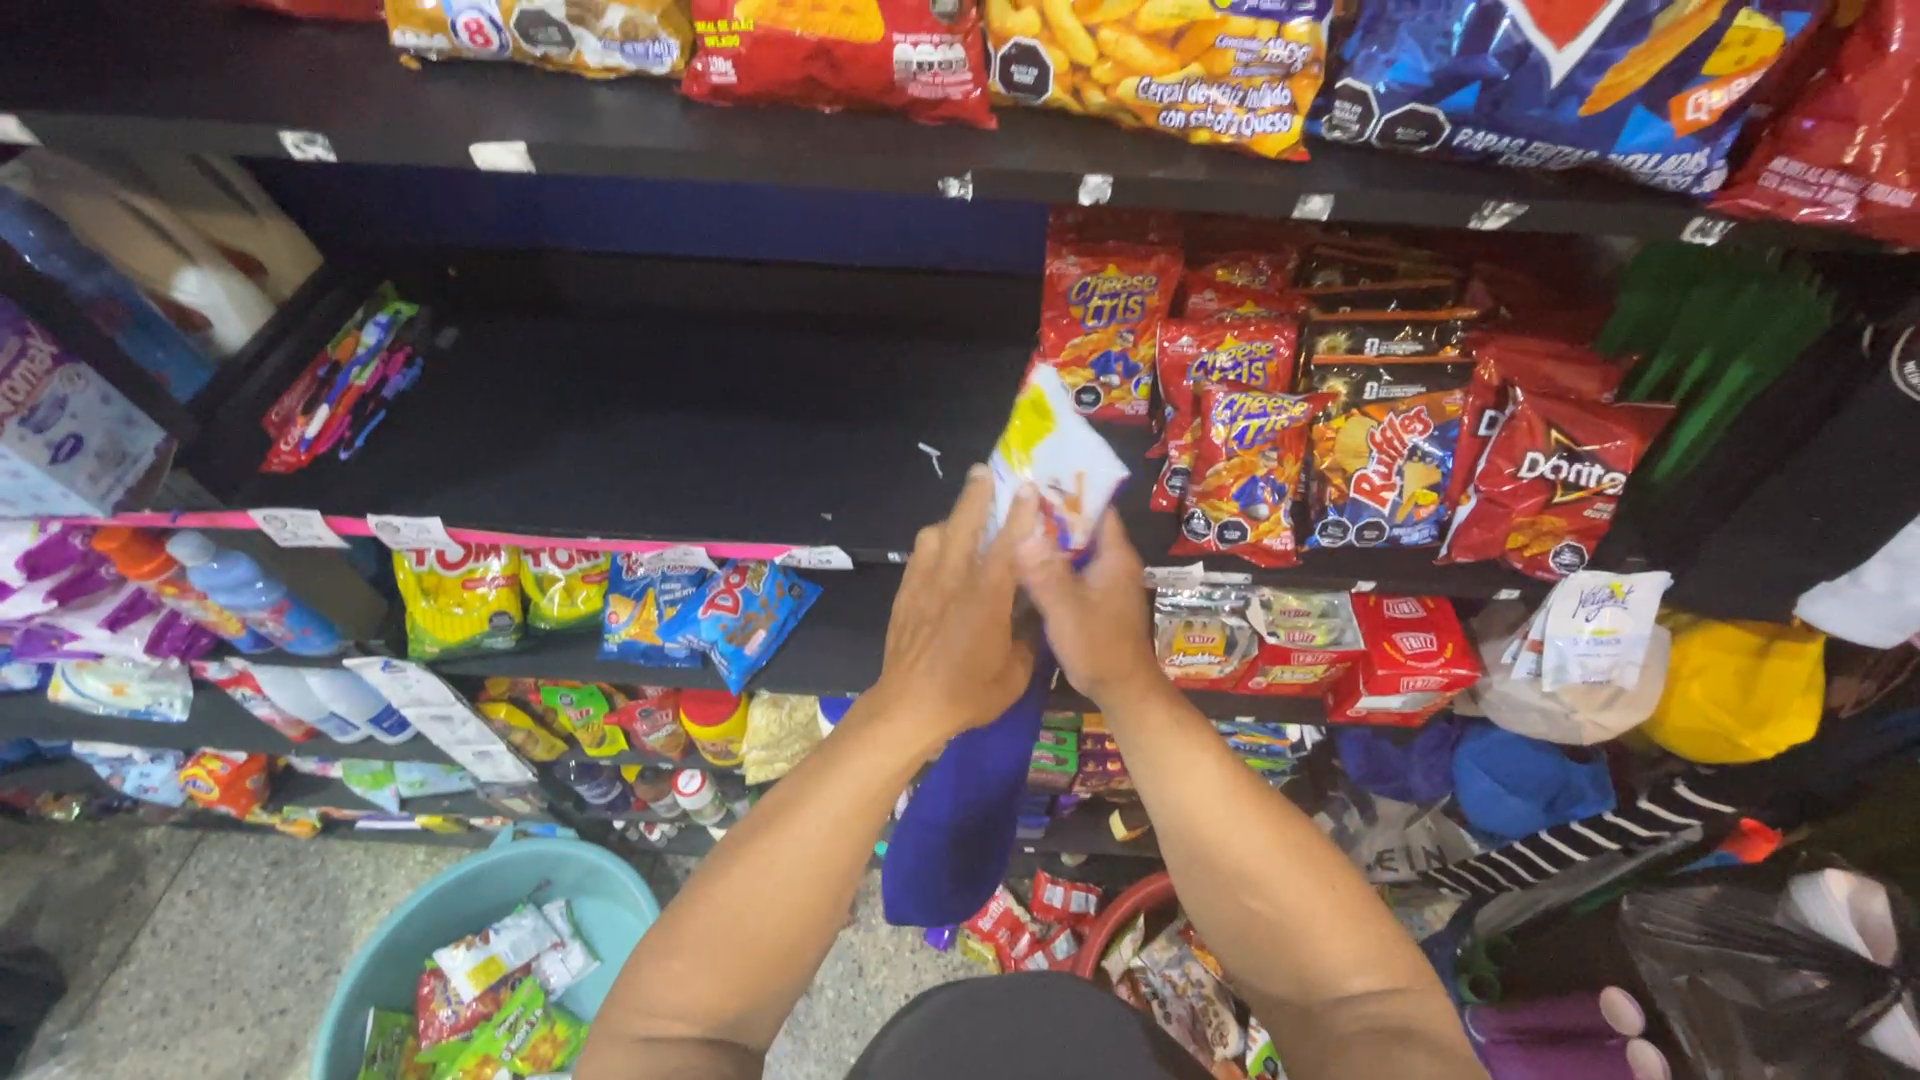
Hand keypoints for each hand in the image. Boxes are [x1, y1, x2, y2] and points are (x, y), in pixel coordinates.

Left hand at [868, 465, 1039, 742]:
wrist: (909, 707)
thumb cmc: (967, 693)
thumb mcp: (1014, 674)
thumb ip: (1026, 639)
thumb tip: (1032, 619)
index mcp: (986, 596)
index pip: (1007, 543)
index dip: (1019, 513)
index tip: (1026, 487)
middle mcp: (953, 579)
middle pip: (963, 524)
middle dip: (975, 495)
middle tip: (983, 472)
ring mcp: (924, 585)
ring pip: (934, 535)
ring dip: (950, 520)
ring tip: (961, 517)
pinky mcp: (904, 595)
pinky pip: (918, 556)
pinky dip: (931, 545)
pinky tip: (939, 551)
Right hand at [1015, 510, 1167, 709]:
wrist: (1121, 691)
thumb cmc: (1099, 647)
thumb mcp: (1066, 608)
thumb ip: (1044, 571)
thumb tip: (1021, 530)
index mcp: (1115, 556)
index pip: (1096, 507)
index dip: (1069, 491)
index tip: (1037, 479)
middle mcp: (1113, 563)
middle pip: (1082, 527)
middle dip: (1051, 515)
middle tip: (1014, 501)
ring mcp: (1105, 582)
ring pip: (1074, 550)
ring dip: (1049, 541)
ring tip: (1012, 526)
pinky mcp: (1095, 600)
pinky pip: (1071, 571)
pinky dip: (1050, 564)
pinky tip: (1023, 564)